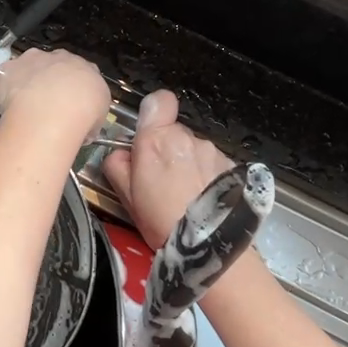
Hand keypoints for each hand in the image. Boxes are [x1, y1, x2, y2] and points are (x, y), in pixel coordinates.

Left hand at [0, 48, 110, 137]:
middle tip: (46, 104)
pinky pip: (4, 76)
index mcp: (85, 67)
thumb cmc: (82, 114)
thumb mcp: (99, 117)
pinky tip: (6, 104)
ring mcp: (30, 59)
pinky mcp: (8, 67)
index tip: (68, 103)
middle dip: (48, 81)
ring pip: (27, 67)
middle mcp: (58, 57)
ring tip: (24, 105)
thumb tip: (85, 125)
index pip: (79, 73)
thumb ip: (91, 113)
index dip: (72, 88)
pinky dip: (3, 87)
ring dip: (26, 81)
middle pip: (52, 65)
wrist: (53, 109)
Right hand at [102, 90, 232, 248]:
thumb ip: (117, 163)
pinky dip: (205, 176)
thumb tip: (121, 153)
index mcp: (155, 140)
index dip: (154, 112)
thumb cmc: (160, 219)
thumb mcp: (125, 194)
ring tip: (184, 194)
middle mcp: (187, 138)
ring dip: (187, 163)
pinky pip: (211, 163)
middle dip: (166, 149)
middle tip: (161, 180)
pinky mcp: (231, 166)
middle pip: (173, 131)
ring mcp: (212, 151)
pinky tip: (202, 198)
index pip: (159, 101)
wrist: (208, 245)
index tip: (149, 134)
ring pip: (193, 149)